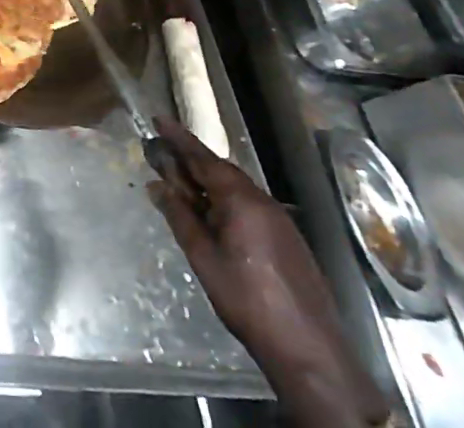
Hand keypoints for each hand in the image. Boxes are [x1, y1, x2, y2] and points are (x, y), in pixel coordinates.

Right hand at [147, 117, 390, 427]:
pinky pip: (248, 204)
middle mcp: (262, 200)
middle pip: (221, 170)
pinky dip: (224, 200)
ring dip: (207, 181)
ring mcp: (278, 218)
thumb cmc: (246, 299)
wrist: (308, 346)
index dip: (179, 138)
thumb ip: (179, 217)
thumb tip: (156, 186)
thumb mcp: (203, 258)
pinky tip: (211, 214)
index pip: (203, 159)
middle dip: (191, 160)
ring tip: (181, 183)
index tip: (159, 118)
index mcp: (241, 200)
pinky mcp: (286, 236)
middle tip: (162, 153)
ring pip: (235, 188)